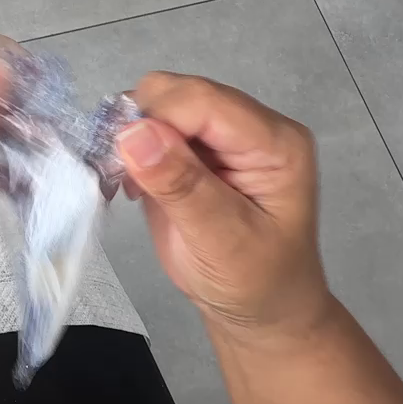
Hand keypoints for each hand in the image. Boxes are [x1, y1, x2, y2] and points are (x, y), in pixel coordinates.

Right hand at [116, 72, 334, 345]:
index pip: (202, 100)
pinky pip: (147, 122)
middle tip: (132, 178)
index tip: (131, 166)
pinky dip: (129, 146)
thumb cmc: (254, 283)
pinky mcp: (190, 145)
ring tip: (134, 184)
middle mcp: (247, 125)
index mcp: (273, 141)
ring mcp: (217, 134)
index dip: (158, 121)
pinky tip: (135, 183)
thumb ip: (182, 185)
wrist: (258, 312)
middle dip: (141, 125)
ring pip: (155, 101)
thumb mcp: (222, 241)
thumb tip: (133, 133)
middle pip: (176, 92)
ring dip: (131, 136)